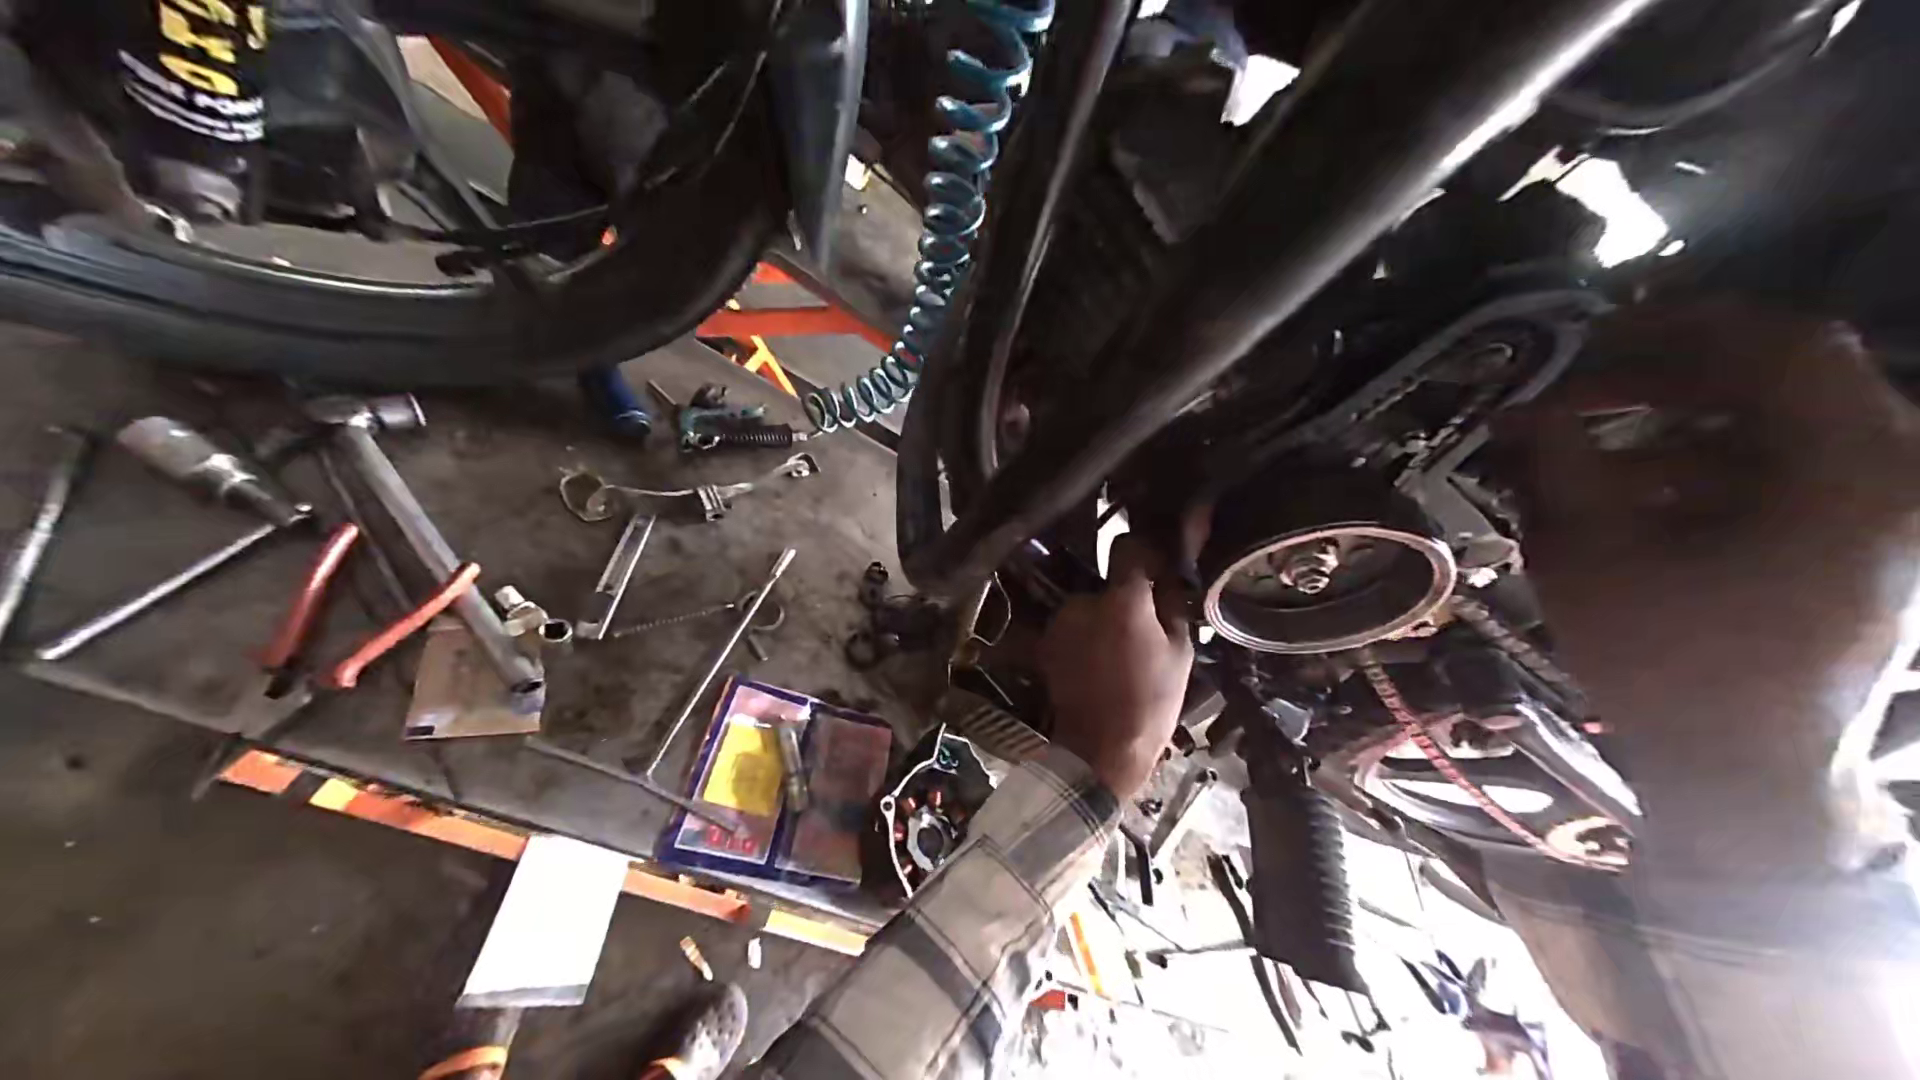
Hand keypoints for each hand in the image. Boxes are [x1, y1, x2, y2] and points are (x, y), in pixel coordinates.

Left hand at [1037, 537, 1195, 798]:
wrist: (1101, 746)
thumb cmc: (1151, 700)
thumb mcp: (1180, 650)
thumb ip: (1172, 600)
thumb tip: (1170, 568)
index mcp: (1122, 600)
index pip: (1128, 547)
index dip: (1144, 552)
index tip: (1156, 568)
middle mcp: (1083, 600)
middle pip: (1108, 584)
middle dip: (1124, 599)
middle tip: (1143, 631)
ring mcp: (1060, 620)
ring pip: (1089, 606)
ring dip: (1102, 619)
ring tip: (1119, 655)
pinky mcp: (1046, 640)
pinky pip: (1073, 626)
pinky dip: (1084, 636)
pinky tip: (1097, 665)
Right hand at [1492, 300, 1919, 873]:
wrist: (1743, 760)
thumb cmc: (1663, 657)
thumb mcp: (1588, 550)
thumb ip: (1556, 463)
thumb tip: (1516, 407)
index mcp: (1850, 471)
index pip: (1778, 346)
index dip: (1675, 324)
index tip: (1583, 334)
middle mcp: (1895, 473)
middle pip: (1776, 378)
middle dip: (1657, 376)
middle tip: (1565, 389)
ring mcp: (1885, 508)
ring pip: (1769, 423)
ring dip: (1666, 421)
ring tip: (1576, 440)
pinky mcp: (1858, 537)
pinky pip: (1776, 468)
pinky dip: (1693, 462)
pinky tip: (1617, 485)